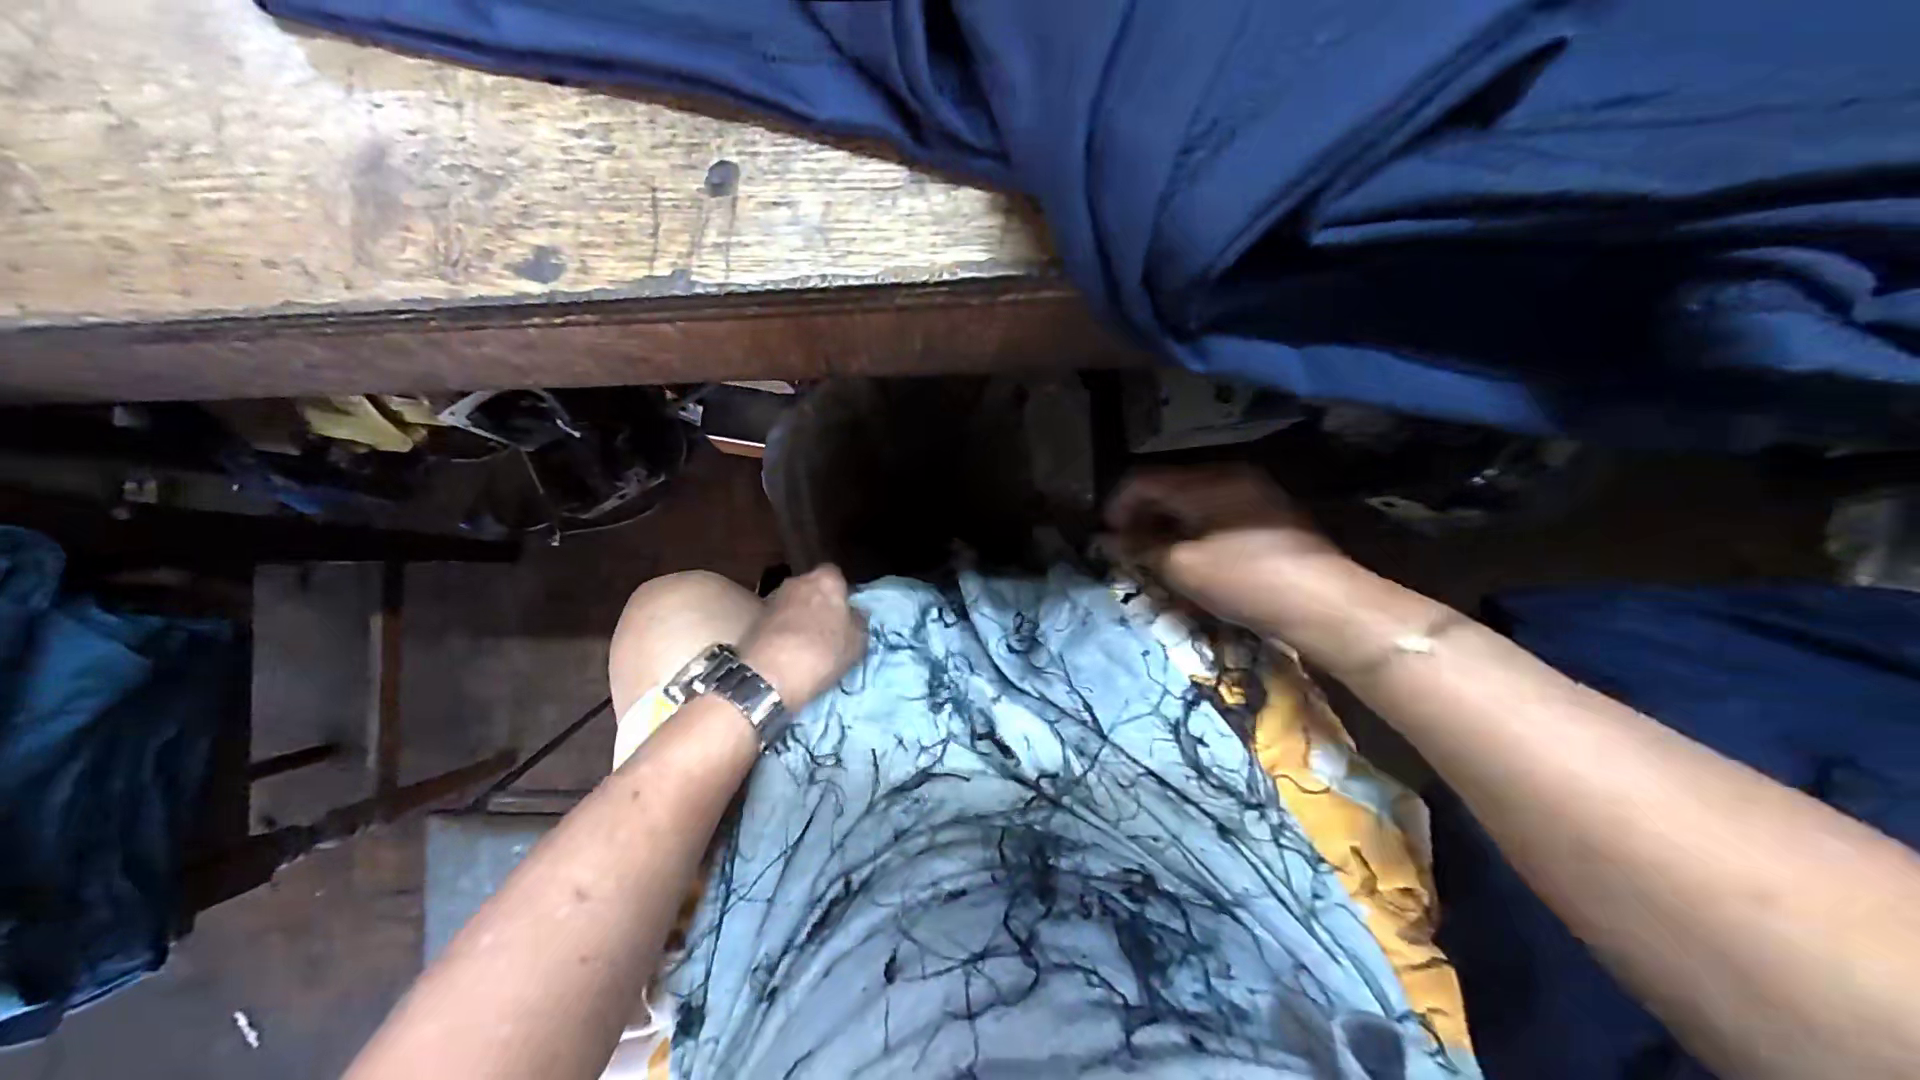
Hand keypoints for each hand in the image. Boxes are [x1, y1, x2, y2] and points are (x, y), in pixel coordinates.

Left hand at [738, 565, 868, 708]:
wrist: (771, 674)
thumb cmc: (823, 650)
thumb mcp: (857, 641)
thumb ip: (857, 621)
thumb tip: (853, 615)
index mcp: (825, 579)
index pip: (835, 574)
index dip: (840, 592)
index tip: (844, 611)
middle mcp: (797, 581)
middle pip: (811, 587)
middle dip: (818, 602)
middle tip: (827, 627)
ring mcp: (773, 598)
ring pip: (793, 603)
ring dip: (799, 617)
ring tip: (807, 643)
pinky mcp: (755, 619)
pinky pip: (778, 620)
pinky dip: (784, 630)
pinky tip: (789, 650)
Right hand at [1104, 465, 1348, 627]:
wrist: (1326, 603)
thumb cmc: (1246, 579)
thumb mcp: (1183, 567)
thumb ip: (1141, 548)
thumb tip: (1110, 541)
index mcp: (1205, 480)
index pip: (1142, 479)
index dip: (1117, 506)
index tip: (1106, 538)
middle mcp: (1229, 476)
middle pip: (1168, 487)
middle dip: (1142, 517)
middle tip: (1128, 551)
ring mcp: (1254, 493)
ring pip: (1193, 502)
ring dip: (1167, 527)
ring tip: (1157, 559)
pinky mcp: (1270, 516)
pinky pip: (1217, 514)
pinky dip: (1194, 532)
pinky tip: (1193, 560)